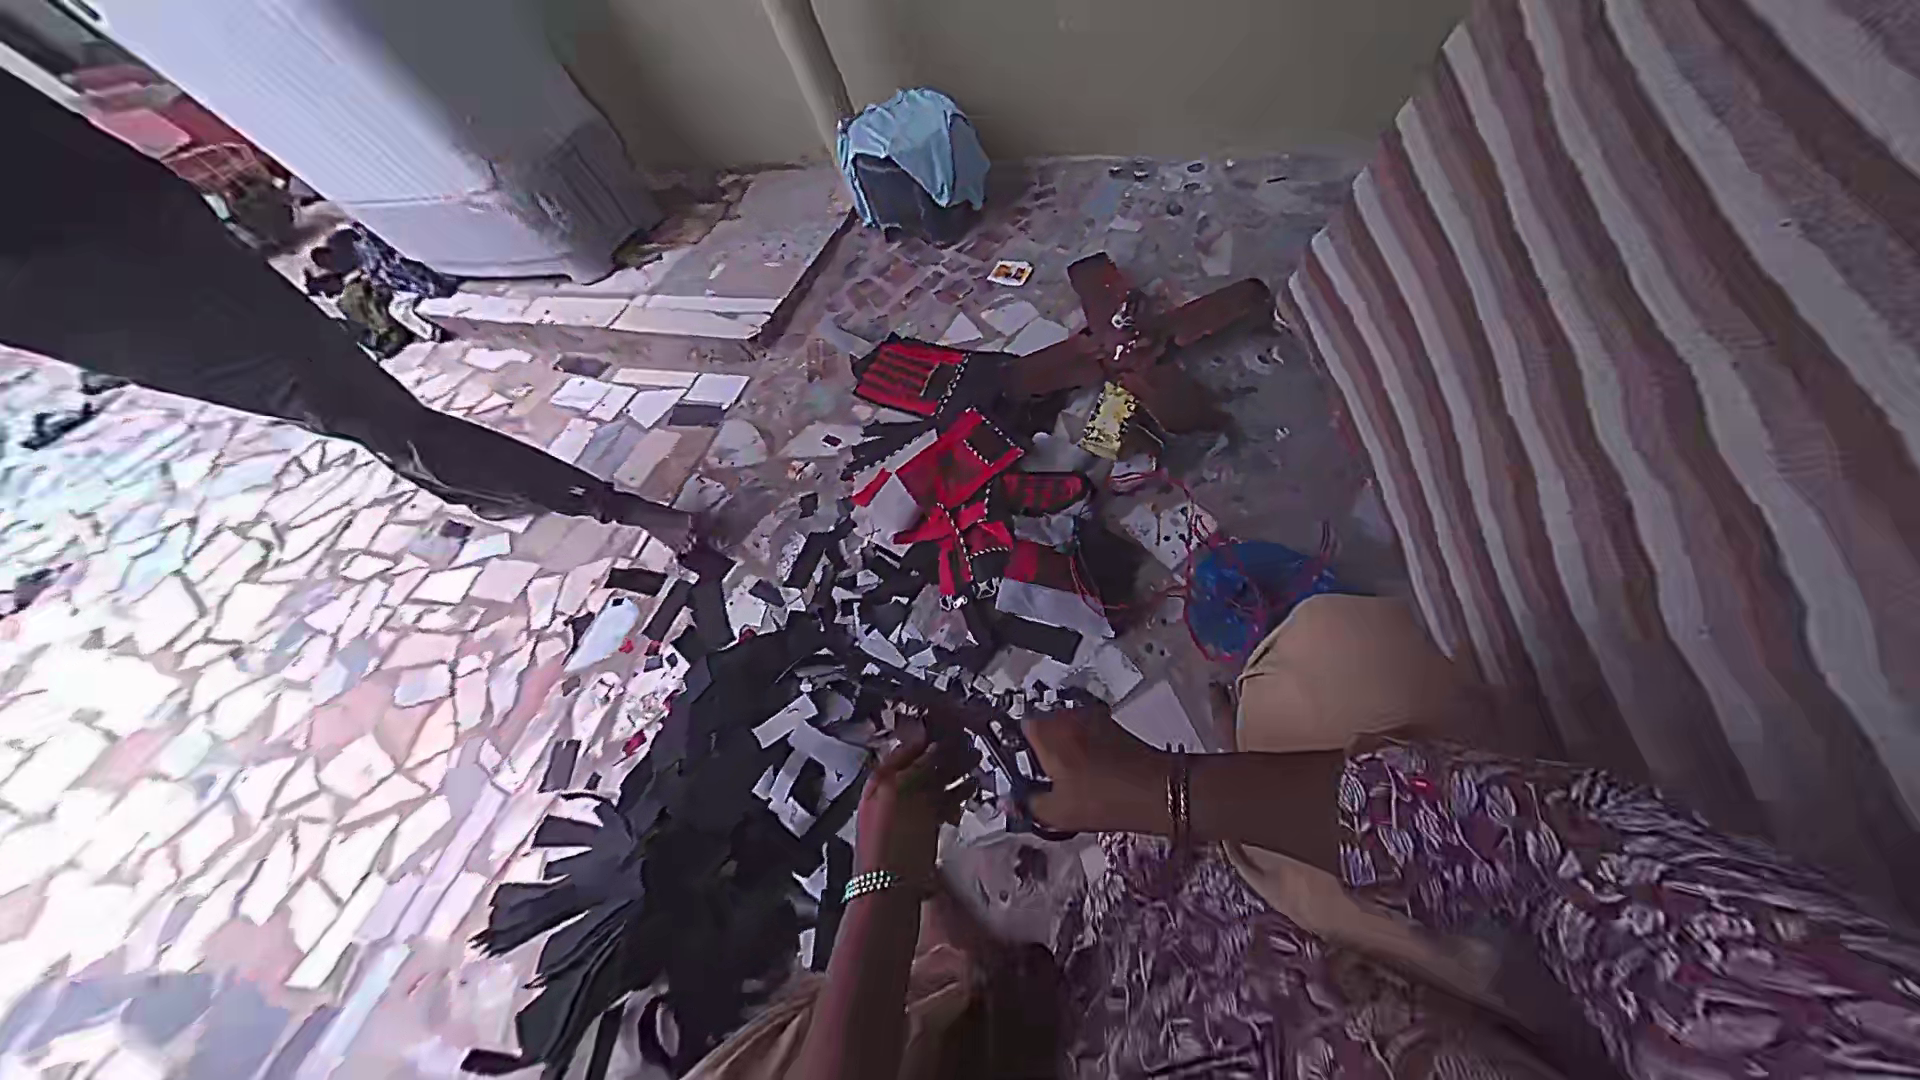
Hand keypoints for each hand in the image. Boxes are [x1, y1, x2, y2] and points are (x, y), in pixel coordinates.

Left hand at [856, 719, 973, 877]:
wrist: (890, 895)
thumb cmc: (890, 845)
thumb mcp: (903, 796)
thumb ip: (919, 769)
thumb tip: (933, 746)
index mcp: (881, 781)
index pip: (907, 750)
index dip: (928, 739)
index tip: (950, 730)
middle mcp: (892, 795)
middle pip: (922, 767)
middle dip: (946, 756)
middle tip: (969, 746)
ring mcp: (907, 814)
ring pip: (933, 786)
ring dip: (954, 774)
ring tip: (975, 764)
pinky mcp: (921, 832)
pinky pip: (939, 806)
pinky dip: (954, 797)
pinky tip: (968, 791)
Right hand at [1021, 702, 1170, 834]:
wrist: (1154, 790)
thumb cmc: (1101, 800)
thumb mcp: (1058, 812)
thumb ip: (1029, 803)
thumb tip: (1011, 800)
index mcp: (1047, 733)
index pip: (1019, 728)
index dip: (1019, 748)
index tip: (1025, 769)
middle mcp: (1064, 716)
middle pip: (1042, 724)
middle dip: (1041, 745)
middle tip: (1047, 773)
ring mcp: (1088, 715)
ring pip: (1063, 726)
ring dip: (1062, 743)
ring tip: (1071, 771)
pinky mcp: (1108, 721)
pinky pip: (1083, 727)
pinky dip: (1082, 741)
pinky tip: (1091, 766)